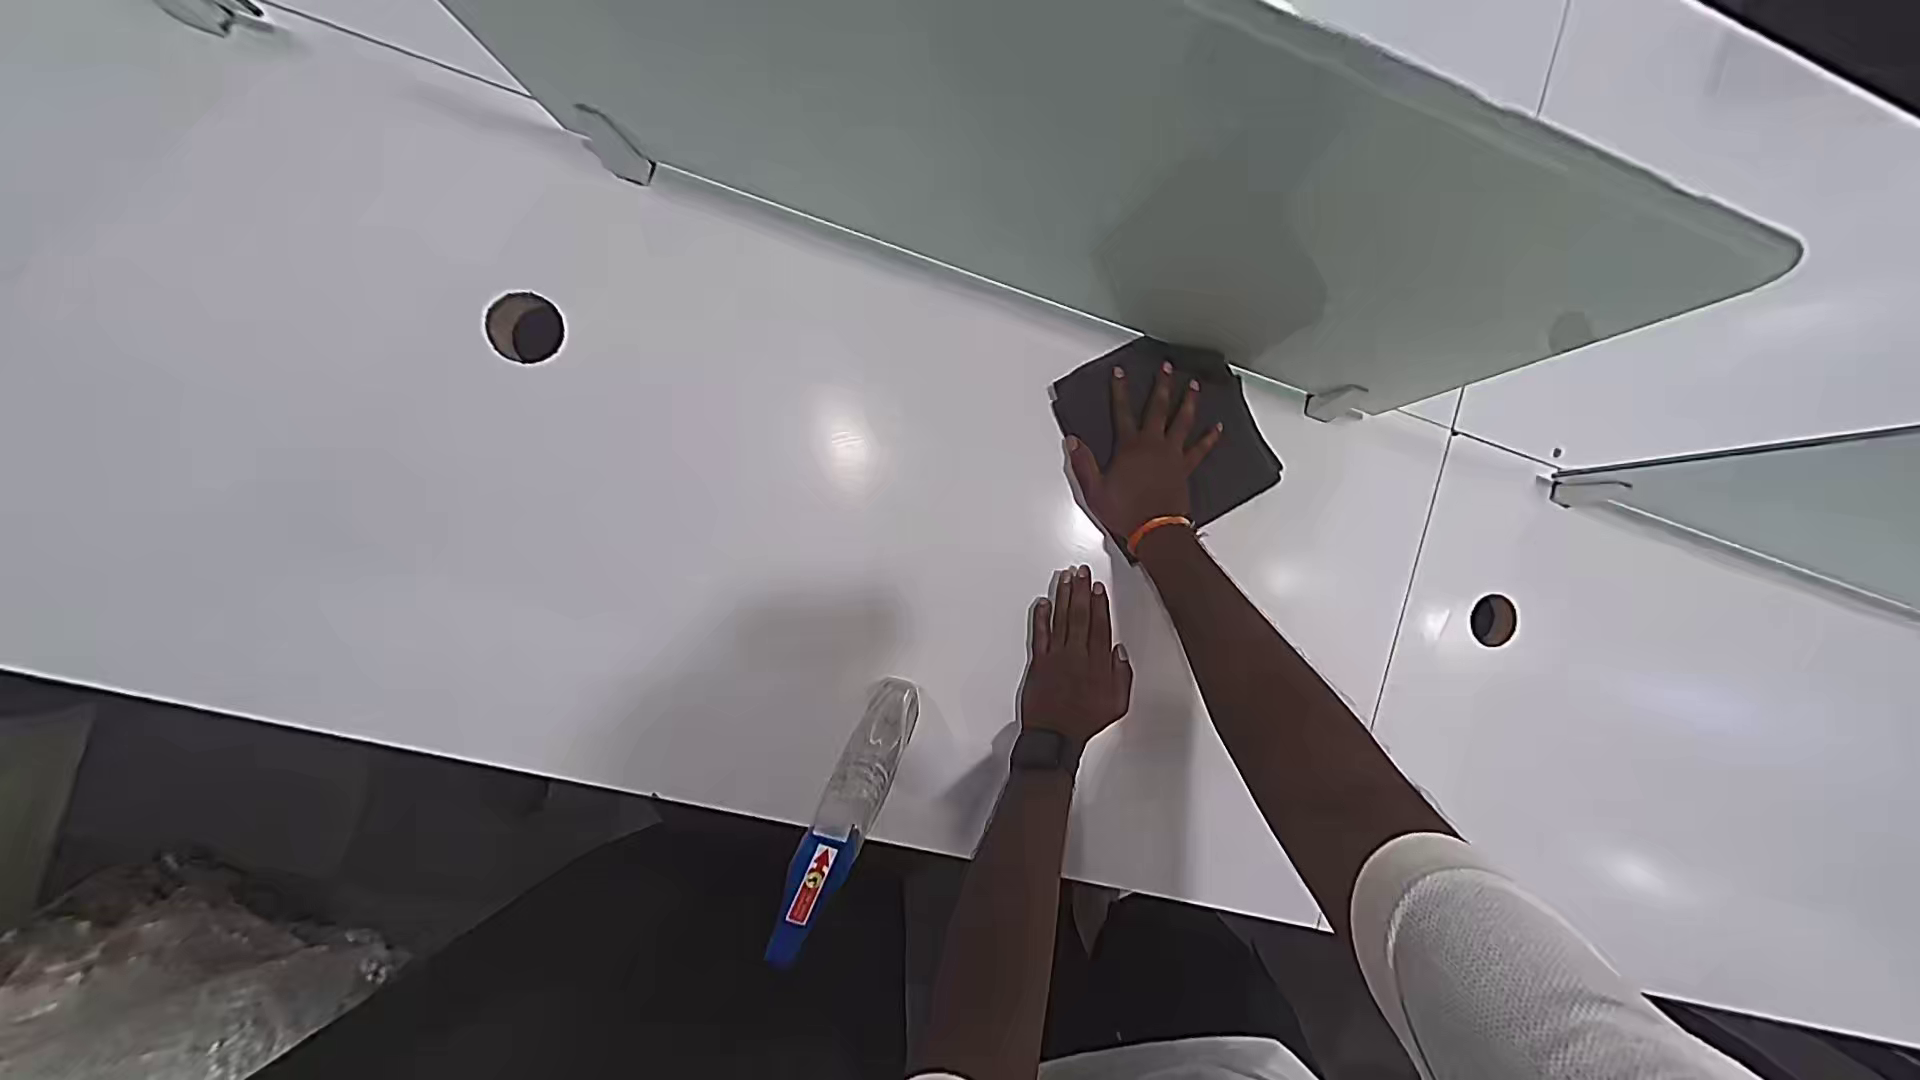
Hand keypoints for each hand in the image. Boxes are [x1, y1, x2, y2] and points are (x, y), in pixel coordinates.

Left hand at [1018, 565, 1131, 744]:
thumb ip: (1121, 675)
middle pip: (1081, 615)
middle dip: (1082, 590)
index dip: (1100, 603)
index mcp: (1098, 664)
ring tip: (1065, 578)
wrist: (1054, 736)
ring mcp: (1057, 656)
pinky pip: (1040, 634)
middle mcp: (1078, 655)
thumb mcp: (1117, 703)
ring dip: (1064, 596)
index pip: (1101, 625)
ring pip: (1061, 619)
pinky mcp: (1039, 662)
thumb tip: (1119, 652)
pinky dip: (1041, 617)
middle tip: (1081, 571)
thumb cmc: (1084, 721)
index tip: (1098, 587)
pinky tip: (1043, 602)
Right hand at [1066, 361, 1222, 545]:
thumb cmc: (1125, 511)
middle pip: (1158, 408)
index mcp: (1129, 447)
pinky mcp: (1185, 468)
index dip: (1120, 390)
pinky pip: (1200, 448)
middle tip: (1167, 368)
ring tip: (1193, 386)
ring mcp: (1172, 455)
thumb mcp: (1094, 489)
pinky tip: (1217, 427)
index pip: (1121, 411)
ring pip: (1182, 421)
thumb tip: (1073, 442)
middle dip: (1161, 385)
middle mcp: (1153, 444)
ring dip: (1188, 401)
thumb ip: (1083, 463)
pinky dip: (1209, 437)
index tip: (1120, 373)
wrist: (1154, 530)